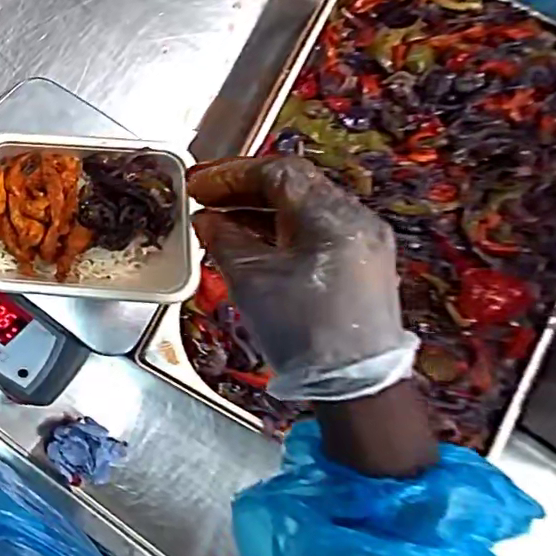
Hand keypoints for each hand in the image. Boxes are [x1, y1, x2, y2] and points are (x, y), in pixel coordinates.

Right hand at [188, 156, 417, 402]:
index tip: (195, 183)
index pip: (277, 171)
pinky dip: (272, 227)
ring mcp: (360, 243)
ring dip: (253, 206)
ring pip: (299, 206)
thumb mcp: (249, 276)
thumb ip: (222, 237)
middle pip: (291, 184)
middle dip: (239, 186)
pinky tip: (244, 239)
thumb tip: (206, 219)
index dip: (229, 172)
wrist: (355, 384)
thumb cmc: (303, 327)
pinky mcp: (357, 264)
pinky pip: (309, 229)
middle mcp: (354, 221)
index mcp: (332, 217)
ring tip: (216, 217)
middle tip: (201, 194)